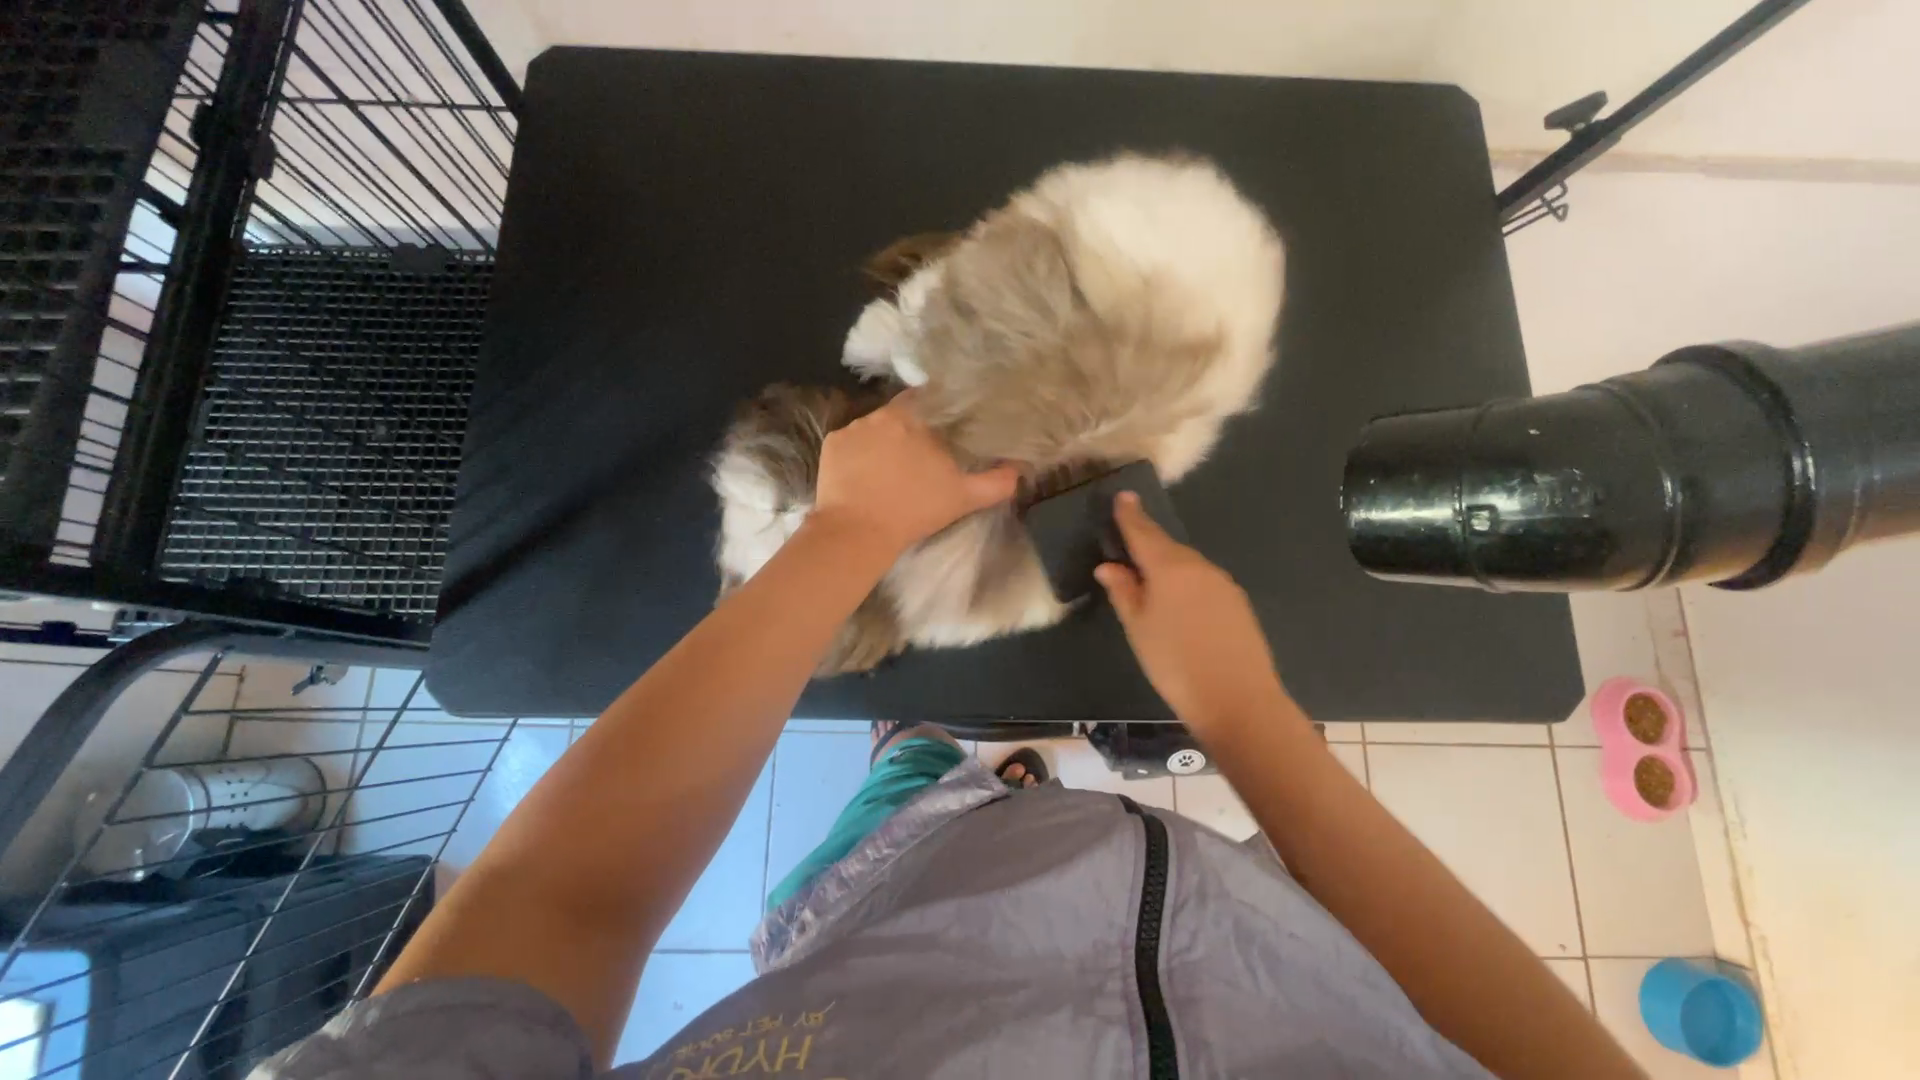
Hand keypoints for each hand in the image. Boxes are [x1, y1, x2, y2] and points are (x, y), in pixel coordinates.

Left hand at [812, 392, 1020, 556]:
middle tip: (919, 456)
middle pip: (901, 414)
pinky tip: (865, 476)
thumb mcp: (964, 497)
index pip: (931, 401)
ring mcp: (852, 428)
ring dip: (883, 442)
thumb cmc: (914, 511)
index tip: (945, 431)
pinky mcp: (831, 445)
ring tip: (889, 469)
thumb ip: (997, 481)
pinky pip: (850, 443)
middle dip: (910, 429)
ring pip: (874, 428)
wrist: (857, 533)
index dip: (939, 414)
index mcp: (915, 417)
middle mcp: (881, 413)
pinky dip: (858, 455)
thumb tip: (1020, 469)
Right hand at [1095, 493, 1292, 739]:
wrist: (1237, 699)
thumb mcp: (1138, 628)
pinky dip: (1187, 583)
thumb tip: (1109, 566)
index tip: (1123, 496)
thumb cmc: (1174, 663)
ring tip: (1151, 582)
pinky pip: (1204, 582)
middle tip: (1128, 546)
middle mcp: (1199, 566)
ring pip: (1188, 565)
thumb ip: (1124, 592)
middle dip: (1148, 543)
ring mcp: (1223, 583)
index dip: (1130, 515)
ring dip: (1168, 566)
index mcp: (1169, 566)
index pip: (1144, 532)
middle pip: (1167, 547)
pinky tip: (1181, 605)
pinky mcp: (1237, 603)